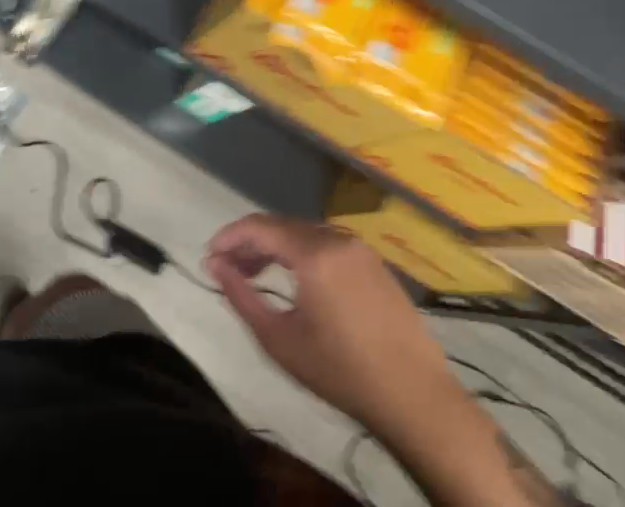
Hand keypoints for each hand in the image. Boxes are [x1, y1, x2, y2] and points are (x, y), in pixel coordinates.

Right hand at [205, 216, 465, 440]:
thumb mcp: (278, 337)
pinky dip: (302, 253)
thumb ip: (240, 294)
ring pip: (305, 233)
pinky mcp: (377, 266)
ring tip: (256, 275)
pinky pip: (328, 245)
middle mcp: (339, 240)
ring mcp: (362, 251)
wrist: (415, 398)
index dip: (228, 237)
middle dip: (250, 242)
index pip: (258, 227)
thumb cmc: (339, 370)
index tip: (209, 258)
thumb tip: (214, 264)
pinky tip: (294, 280)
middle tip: (228, 269)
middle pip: (281, 226)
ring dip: (275, 247)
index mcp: (314, 254)